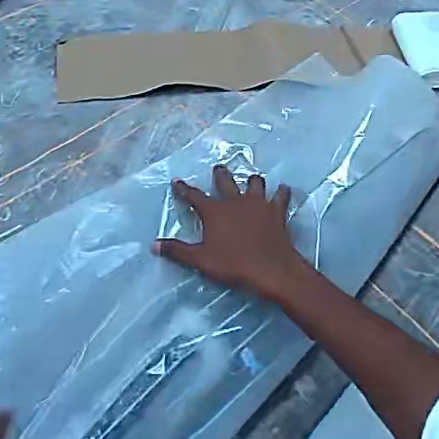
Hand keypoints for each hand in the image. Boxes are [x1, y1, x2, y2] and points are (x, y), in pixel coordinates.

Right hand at [155, 164, 316, 302]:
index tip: (177, 181)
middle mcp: (235, 201)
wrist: (272, 269)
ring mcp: (258, 204)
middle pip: (226, 181)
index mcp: (215, 211)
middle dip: (220, 174)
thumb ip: (178, 251)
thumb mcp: (201, 260)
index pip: (194, 196)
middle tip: (218, 168)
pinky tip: (284, 189)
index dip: (184, 189)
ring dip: (252, 181)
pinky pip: (280, 197)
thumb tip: (154, 245)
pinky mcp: (277, 212)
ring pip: (255, 184)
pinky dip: (282, 193)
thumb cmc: (234, 264)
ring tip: (251, 179)